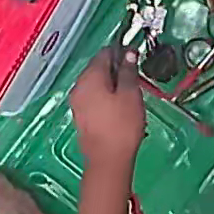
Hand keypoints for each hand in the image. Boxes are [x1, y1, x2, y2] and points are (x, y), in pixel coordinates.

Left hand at [69, 47, 146, 171]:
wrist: (107, 160)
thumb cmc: (122, 125)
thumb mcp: (131, 94)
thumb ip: (128, 71)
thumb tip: (128, 54)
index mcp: (90, 77)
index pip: (105, 53)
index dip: (122, 52)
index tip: (136, 58)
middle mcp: (79, 86)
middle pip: (98, 68)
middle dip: (116, 69)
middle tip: (136, 79)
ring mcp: (77, 102)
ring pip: (96, 84)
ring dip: (112, 84)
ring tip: (130, 95)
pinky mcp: (80, 116)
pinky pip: (93, 98)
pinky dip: (106, 97)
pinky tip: (120, 108)